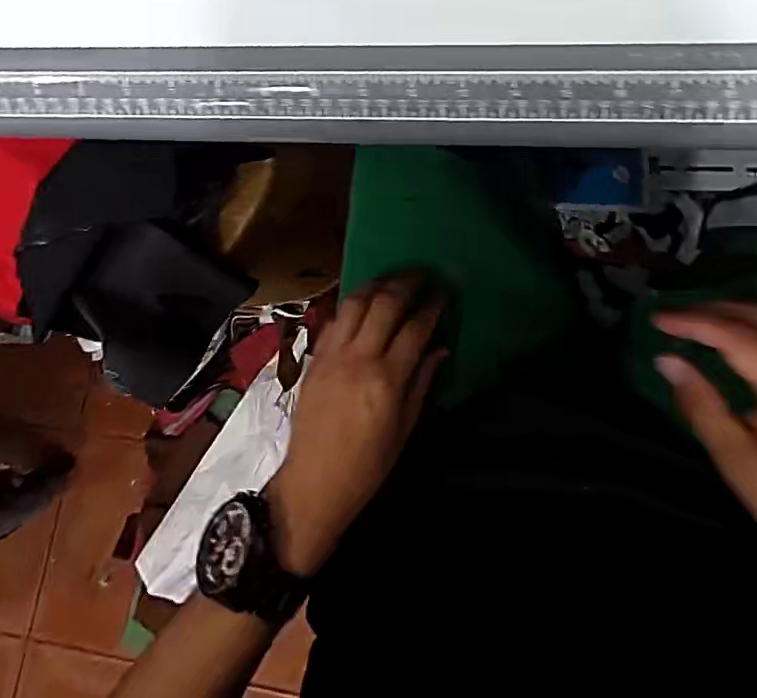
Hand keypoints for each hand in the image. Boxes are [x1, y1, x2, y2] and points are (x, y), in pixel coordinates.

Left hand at [264, 274, 445, 576]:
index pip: (415, 327)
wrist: (313, 484)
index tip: (443, 293)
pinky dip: (352, 305)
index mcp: (387, 379)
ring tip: (393, 278)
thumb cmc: (367, 465)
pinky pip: (334, 320)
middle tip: (422, 273)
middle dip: (407, 282)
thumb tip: (440, 347)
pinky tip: (363, 303)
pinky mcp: (314, 359)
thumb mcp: (405, 428)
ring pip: (355, 302)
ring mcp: (332, 355)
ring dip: (377, 284)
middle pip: (384, 303)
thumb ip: (423, 382)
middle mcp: (358, 358)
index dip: (432, 305)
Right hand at [653, 302, 756, 612]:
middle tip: (673, 317)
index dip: (693, 321)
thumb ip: (701, 405)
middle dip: (715, 310)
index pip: (738, 334)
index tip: (655, 318)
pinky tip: (742, 352)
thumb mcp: (739, 464)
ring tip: (698, 327)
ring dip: (740, 319)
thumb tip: (667, 360)